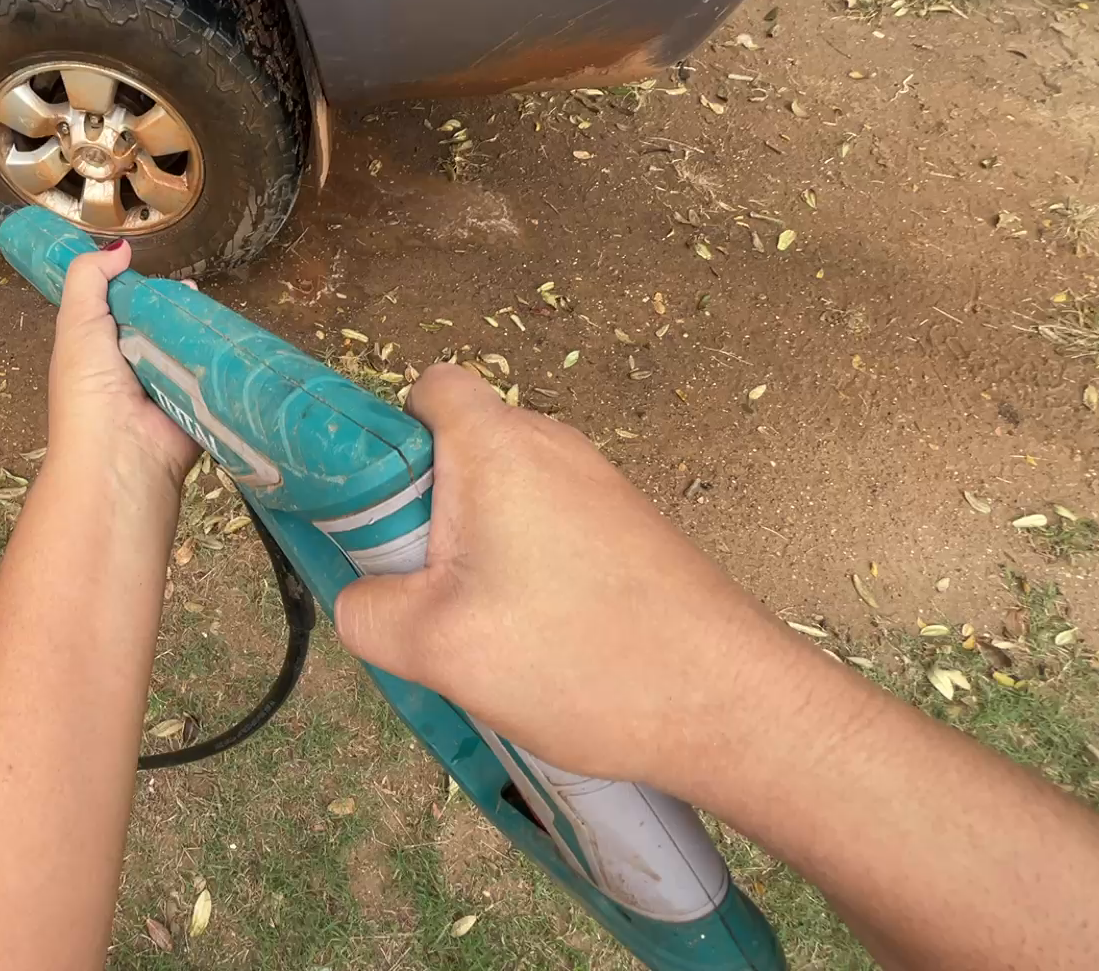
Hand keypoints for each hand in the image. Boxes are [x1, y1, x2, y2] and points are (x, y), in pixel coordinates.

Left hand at [46, 241, 200, 489]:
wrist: (120, 454)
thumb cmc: (89, 388)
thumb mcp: (77, 322)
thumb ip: (90, 278)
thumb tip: (122, 248)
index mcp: (101, 351)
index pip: (127, 311)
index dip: (143, 290)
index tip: (162, 273)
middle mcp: (135, 370)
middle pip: (164, 326)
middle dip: (179, 308)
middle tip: (195, 291)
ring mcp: (168, 390)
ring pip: (192, 349)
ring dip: (203, 333)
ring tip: (215, 313)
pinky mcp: (198, 409)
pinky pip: (215, 378)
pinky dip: (223, 362)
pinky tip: (234, 341)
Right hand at [334, 364, 822, 794]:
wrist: (738, 713)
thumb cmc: (579, 659)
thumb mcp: (433, 647)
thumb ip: (363, 610)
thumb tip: (360, 595)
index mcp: (498, 446)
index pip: (430, 386)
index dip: (392, 434)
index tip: (386, 507)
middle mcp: (552, 443)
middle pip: (457, 440)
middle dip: (423, 501)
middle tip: (423, 575)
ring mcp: (596, 480)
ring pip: (497, 483)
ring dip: (468, 535)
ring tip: (476, 612)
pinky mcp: (623, 521)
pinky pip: (539, 513)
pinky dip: (516, 552)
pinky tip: (533, 625)